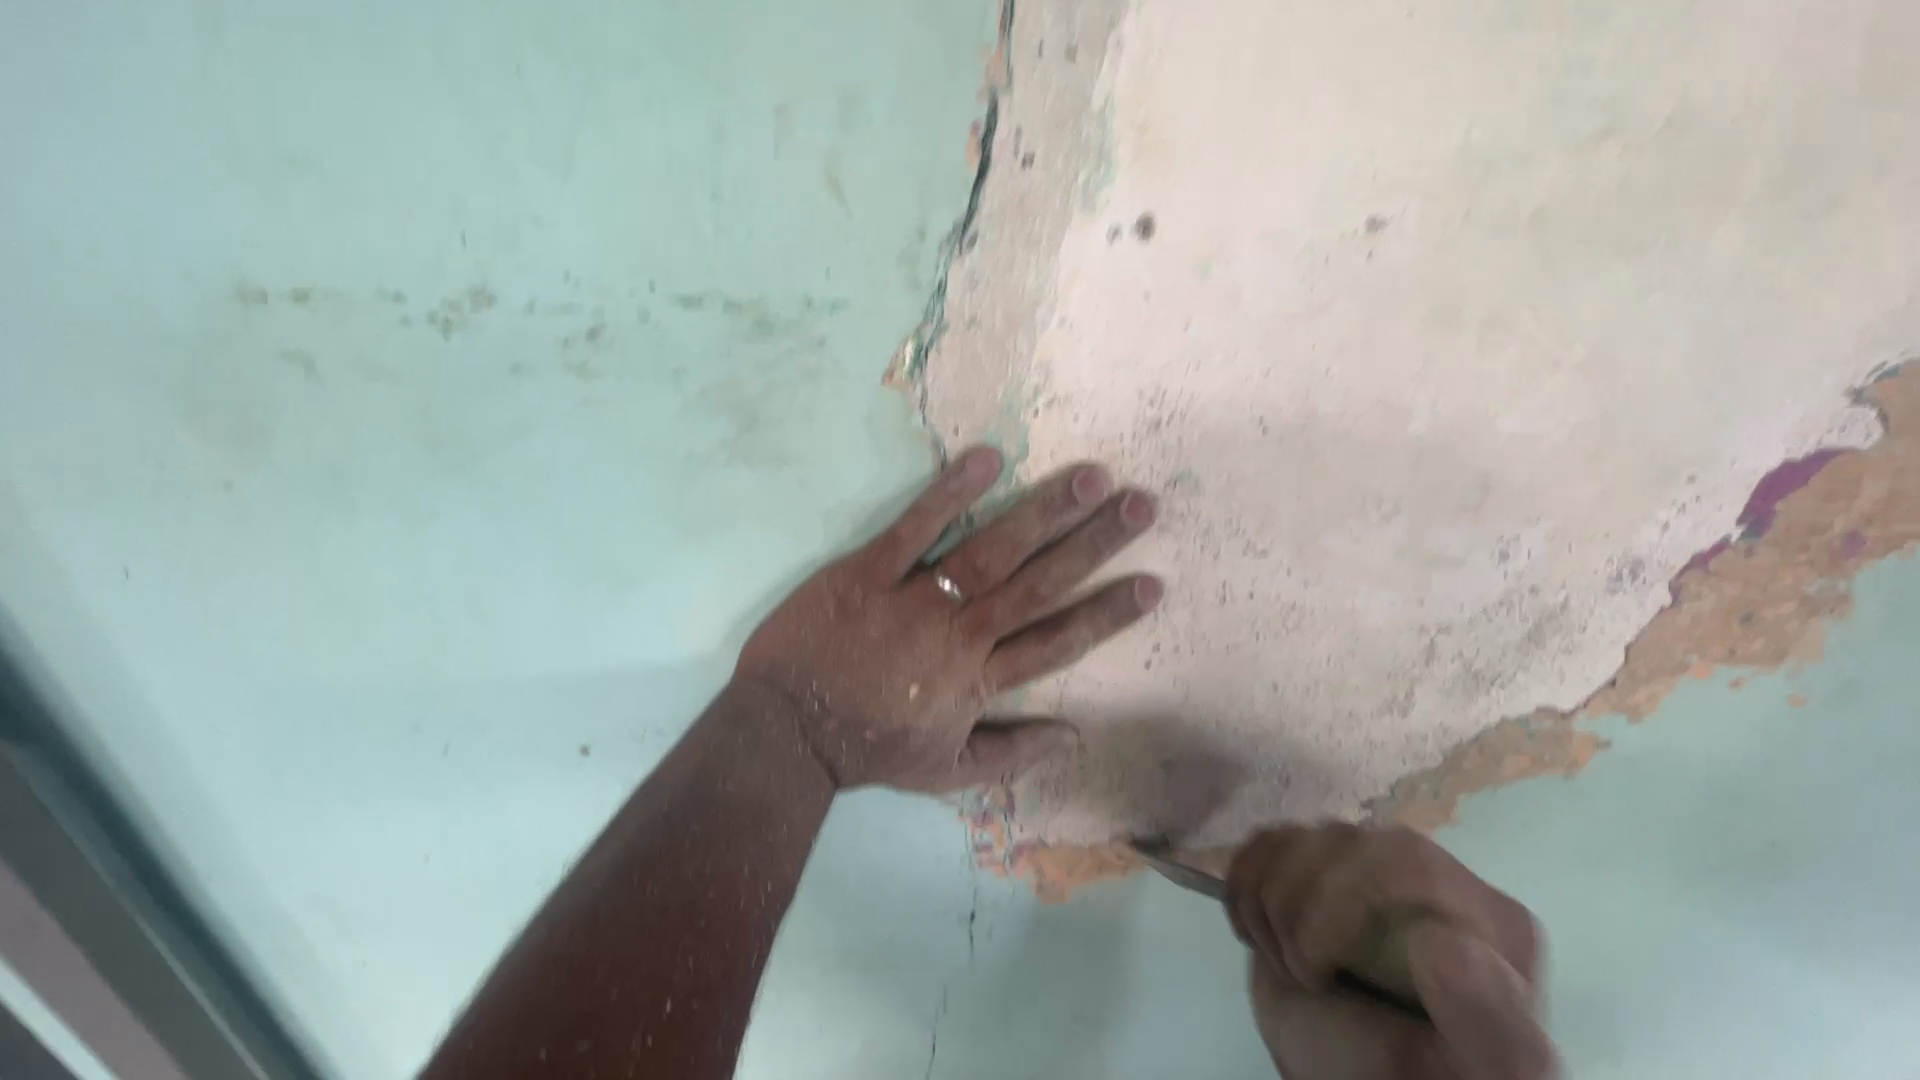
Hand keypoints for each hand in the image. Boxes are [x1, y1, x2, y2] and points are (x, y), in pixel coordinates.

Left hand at [734, 446, 1160, 791]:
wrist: (784, 734)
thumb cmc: (867, 749)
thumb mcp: (945, 773)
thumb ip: (1012, 755)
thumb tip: (1075, 739)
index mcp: (979, 681)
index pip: (1058, 642)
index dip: (1108, 614)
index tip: (1153, 584)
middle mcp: (959, 635)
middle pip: (1038, 584)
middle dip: (1093, 545)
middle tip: (1141, 506)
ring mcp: (913, 600)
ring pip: (990, 551)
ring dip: (1042, 513)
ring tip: (1090, 478)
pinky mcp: (866, 574)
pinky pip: (912, 529)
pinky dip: (948, 494)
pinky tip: (987, 458)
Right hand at [1227, 825, 1558, 1079]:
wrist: (1358, 1078)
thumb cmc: (1418, 1077)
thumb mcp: (1475, 1069)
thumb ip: (1487, 1021)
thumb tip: (1446, 944)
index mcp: (1483, 914)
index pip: (1404, 858)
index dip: (1341, 897)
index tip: (1316, 968)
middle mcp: (1422, 876)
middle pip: (1337, 841)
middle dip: (1296, 911)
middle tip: (1302, 979)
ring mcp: (1361, 867)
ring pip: (1291, 839)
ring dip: (1267, 911)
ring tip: (1292, 969)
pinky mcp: (1309, 869)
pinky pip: (1259, 845)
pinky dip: (1244, 893)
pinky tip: (1265, 941)